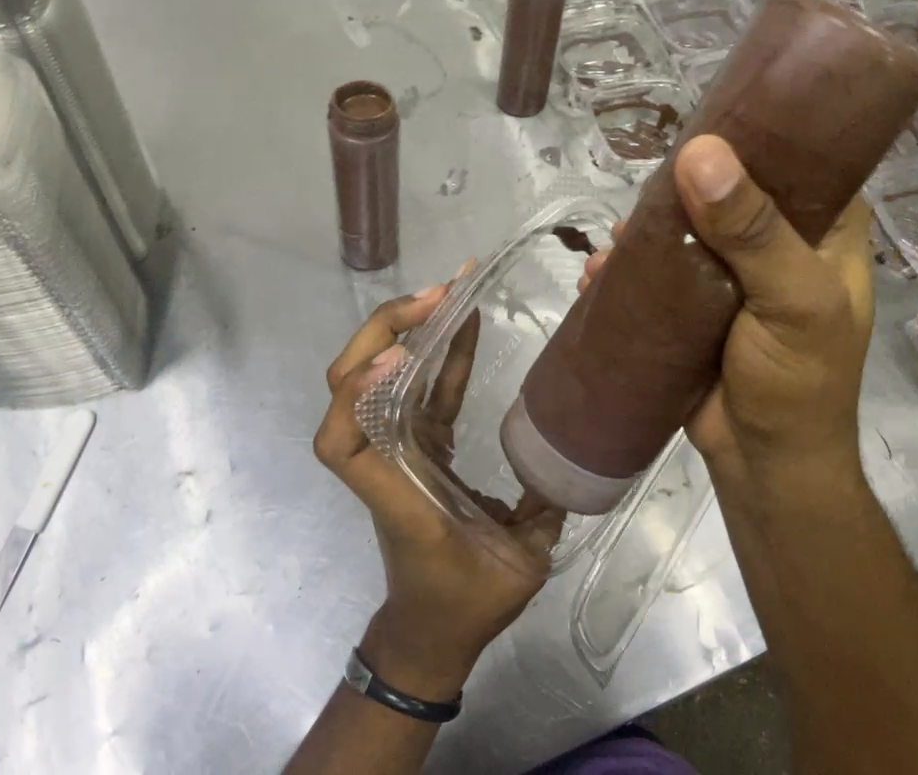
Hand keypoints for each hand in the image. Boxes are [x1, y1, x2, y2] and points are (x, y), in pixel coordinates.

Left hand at [314, 286, 564, 700]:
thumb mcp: (518, 563)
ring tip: (454, 288)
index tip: (398, 358)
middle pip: (353, 383)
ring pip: (384, 377)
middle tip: (441, 293)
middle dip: (388, 329)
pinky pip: (424, 389)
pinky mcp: (420, 444)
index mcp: (397, 492)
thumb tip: (574, 454)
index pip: (343, 441)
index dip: (358, 392)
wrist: (434, 630)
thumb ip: (546, 510)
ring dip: (412, 329)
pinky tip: (465, 320)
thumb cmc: (467, 603)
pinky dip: (441, 354)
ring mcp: (401, 447)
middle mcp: (388, 459)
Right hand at [581, 134, 876, 478]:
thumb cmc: (799, 382)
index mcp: (826, 229)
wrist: (764, 466)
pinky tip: (597, 275)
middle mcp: (781, 242)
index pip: (795, 158)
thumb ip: (753, 231)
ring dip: (645, 233)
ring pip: (686, 230)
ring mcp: (735, 275)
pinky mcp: (696, 306)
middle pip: (728, 190)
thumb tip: (700, 153)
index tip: (698, 120)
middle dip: (679, 188)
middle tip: (640, 192)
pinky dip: (629, 270)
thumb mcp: (792, 300)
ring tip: (611, 244)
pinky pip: (660, 273)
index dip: (750, 135)